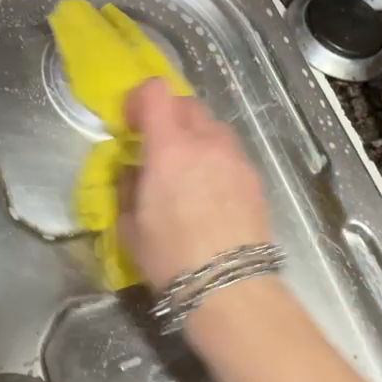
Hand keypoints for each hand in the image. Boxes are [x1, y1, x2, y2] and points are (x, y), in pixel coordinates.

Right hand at [118, 79, 273, 291]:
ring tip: (187, 169)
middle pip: (186, 103)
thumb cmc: (171, 259)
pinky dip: (215, 159)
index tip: (130, 124)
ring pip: (212, 126)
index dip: (138, 99)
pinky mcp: (254, 178)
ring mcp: (235, 158)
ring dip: (195, 136)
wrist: (231, 290)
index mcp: (168, 148)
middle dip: (168, 117)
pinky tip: (210, 192)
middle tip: (157, 147)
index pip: (155, 91)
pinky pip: (230, 152)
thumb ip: (127, 187)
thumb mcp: (129, 226)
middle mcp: (205, 142)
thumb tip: (133, 171)